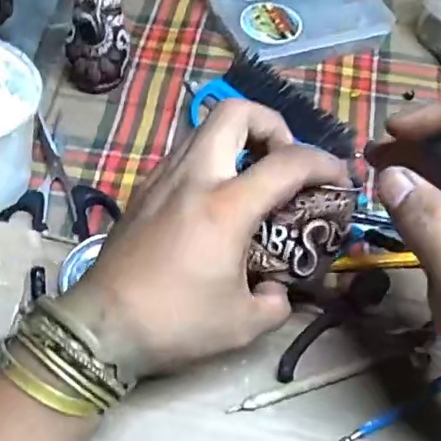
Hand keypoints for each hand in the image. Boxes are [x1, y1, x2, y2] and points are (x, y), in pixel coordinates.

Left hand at [57, 98, 349, 377]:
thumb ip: (275, 303)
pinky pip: (178, 159)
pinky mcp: (137, 197)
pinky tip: (208, 205)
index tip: (339, 181)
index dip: (325, 164)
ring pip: (200, 131)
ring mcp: (157, 183)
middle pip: (234, 111)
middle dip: (271, 124)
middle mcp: (191, 179)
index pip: (289, 161)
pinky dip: (204, 165)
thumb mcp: (241, 326)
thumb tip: (276, 291)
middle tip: (281, 162)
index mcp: (225, 206)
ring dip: (234, 143)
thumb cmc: (173, 325)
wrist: (101, 329)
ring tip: (248, 182)